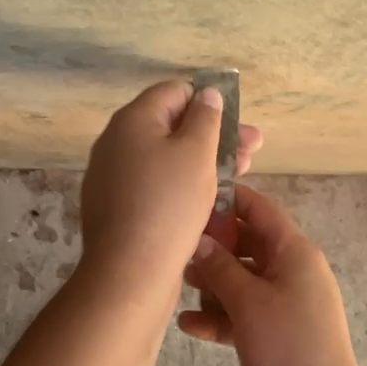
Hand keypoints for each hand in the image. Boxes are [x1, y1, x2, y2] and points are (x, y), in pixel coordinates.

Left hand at [79, 81, 264, 290]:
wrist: (129, 274)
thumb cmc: (168, 205)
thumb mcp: (196, 153)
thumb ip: (205, 118)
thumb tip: (206, 93)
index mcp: (132, 120)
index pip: (174, 91)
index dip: (207, 100)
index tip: (236, 121)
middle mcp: (116, 142)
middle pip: (171, 125)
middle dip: (214, 134)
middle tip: (253, 148)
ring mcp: (113, 176)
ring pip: (166, 157)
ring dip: (204, 160)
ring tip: (241, 172)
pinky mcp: (118, 207)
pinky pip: (155, 184)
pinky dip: (182, 184)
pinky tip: (211, 198)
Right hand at [180, 185, 366, 365]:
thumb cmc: (287, 347)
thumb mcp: (248, 301)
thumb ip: (220, 266)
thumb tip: (199, 240)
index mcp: (295, 252)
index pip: (259, 208)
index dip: (227, 199)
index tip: (190, 200)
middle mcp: (293, 271)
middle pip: (248, 244)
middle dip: (213, 248)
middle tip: (175, 252)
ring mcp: (286, 305)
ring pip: (242, 281)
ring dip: (212, 284)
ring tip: (177, 288)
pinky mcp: (277, 335)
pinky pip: (243, 314)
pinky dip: (219, 316)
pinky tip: (188, 325)